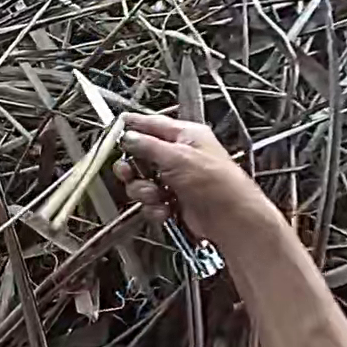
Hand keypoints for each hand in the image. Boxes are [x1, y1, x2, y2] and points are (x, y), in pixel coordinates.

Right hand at [112, 113, 272, 242]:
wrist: (233, 220)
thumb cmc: (219, 185)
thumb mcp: (178, 157)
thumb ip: (147, 145)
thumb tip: (127, 137)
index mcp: (186, 137)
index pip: (152, 125)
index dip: (131, 127)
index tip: (114, 130)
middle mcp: (180, 156)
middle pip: (140, 156)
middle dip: (132, 168)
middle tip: (128, 173)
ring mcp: (176, 180)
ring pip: (141, 182)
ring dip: (143, 191)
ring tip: (156, 195)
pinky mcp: (173, 201)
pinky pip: (149, 202)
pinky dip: (153, 207)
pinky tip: (165, 208)